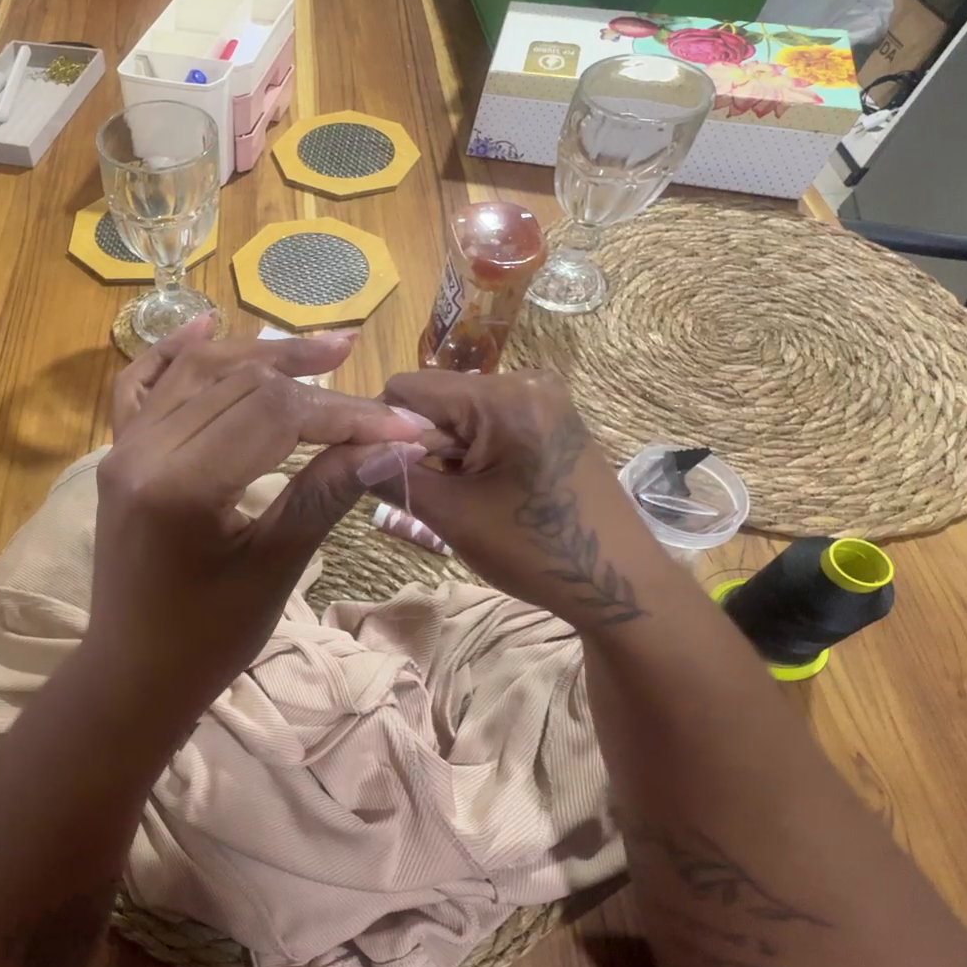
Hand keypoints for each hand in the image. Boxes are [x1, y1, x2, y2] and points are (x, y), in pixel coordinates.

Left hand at [83, 316, 431, 711]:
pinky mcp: (118, 455)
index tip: (406, 425)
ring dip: (260, 356)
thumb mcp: (275, 569)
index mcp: (181, 486)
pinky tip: (205, 325)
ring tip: (324, 348)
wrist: (133, 673)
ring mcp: (123, 449)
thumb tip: (396, 444)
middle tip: (372, 380)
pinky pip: (141, 388)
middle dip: (312, 382)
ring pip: (198, 374)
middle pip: (240, 384)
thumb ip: (327, 494)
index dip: (347, 415)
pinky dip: (173, 354)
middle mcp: (142, 451)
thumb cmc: (207, 640)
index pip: (277, 416)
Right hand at [372, 370, 668, 630]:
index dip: (382, 429)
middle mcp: (525, 382)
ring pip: (458, 413)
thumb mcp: (452, 516)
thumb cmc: (535, 551)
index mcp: (503, 397)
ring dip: (442, 452)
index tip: (383, 474)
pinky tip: (482, 490)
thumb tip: (347, 452)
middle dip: (417, 444)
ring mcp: (543, 399)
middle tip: (428, 495)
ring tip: (459, 498)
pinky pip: (487, 423)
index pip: (407, 389)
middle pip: (434, 398)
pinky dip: (469, 453)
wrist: (619, 584)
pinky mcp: (551, 419)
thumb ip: (394, 476)